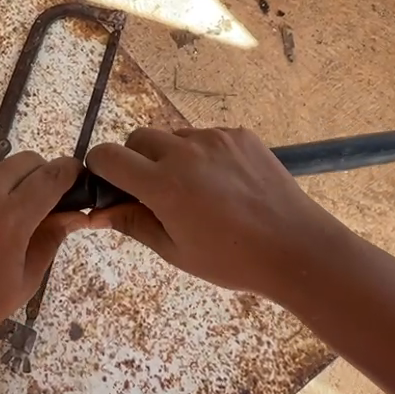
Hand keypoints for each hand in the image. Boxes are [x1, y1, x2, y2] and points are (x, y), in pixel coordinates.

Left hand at [0, 153, 87, 352]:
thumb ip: (51, 240)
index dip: (70, 172)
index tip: (77, 177)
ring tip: (9, 212)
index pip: (52, 176)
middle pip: (27, 160)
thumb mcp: (24, 281)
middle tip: (43, 201)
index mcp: (11, 218)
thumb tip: (73, 214)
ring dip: (13, 179)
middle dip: (42, 174)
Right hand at [85, 127, 353, 303]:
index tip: (109, 183)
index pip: (107, 155)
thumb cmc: (232, 260)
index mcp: (163, 185)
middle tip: (155, 191)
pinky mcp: (238, 134)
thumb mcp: (175, 251)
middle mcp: (184, 152)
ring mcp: (214, 138)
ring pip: (172, 136)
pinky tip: (224, 183)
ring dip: (171, 156)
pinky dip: (203, 154)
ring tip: (197, 190)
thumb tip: (96, 212)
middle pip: (137, 138)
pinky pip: (205, 136)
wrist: (298, 249)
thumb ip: (132, 223)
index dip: (100, 167)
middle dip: (136, 159)